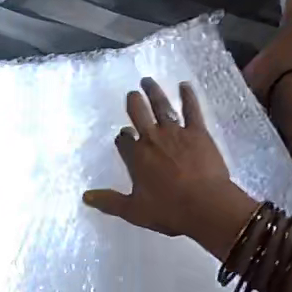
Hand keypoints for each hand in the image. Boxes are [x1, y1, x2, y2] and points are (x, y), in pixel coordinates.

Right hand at [83, 78, 255, 242]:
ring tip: (148, 81)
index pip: (123, 140)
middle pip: (138, 113)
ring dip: (153, 92)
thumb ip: (110, 202)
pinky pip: (192, 109)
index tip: (123, 134)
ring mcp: (176, 132)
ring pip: (161, 106)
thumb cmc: (169, 210)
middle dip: (134, 102)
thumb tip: (85, 197)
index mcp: (136, 157)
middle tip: (132, 94)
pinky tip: (185, 85)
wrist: (206, 205)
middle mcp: (152, 139)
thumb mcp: (134, 211)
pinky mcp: (198, 132)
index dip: (122, 137)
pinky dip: (188, 96)